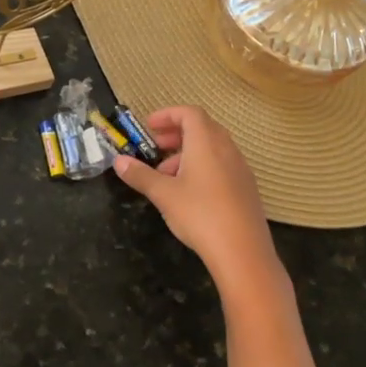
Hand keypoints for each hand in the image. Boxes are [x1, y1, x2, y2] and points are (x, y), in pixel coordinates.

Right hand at [113, 106, 285, 298]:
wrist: (243, 253)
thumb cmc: (200, 215)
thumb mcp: (163, 194)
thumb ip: (140, 175)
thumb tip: (118, 161)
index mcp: (206, 144)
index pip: (190, 113)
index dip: (168, 114)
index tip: (149, 127)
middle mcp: (227, 150)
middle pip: (203, 128)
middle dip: (176, 133)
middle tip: (155, 146)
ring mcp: (240, 170)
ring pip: (213, 148)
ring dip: (188, 152)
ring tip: (166, 175)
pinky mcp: (246, 189)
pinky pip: (222, 165)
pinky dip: (203, 167)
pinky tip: (189, 192)